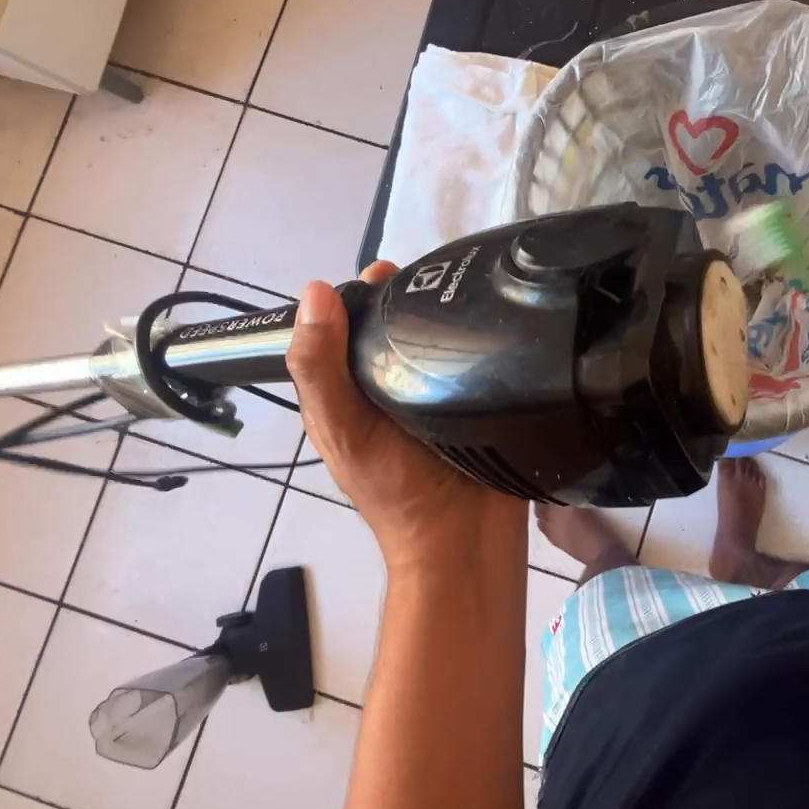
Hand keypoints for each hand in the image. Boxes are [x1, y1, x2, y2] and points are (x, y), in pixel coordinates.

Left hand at [288, 262, 517, 570]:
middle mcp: (388, 387)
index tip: (383, 272)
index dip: (355, 297)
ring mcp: (434, 393)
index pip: (342, 331)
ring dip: (445, 313)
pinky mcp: (473, 399)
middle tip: (432, 276)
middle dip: (407, 297)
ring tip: (466, 286)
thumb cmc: (398, 489)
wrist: (467, 536)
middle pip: (391, 329)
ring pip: (433, 339)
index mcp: (348, 392)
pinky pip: (472, 358)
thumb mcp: (345, 429)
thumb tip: (316, 292)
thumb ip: (323, 369)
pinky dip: (478, 336)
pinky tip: (492, 318)